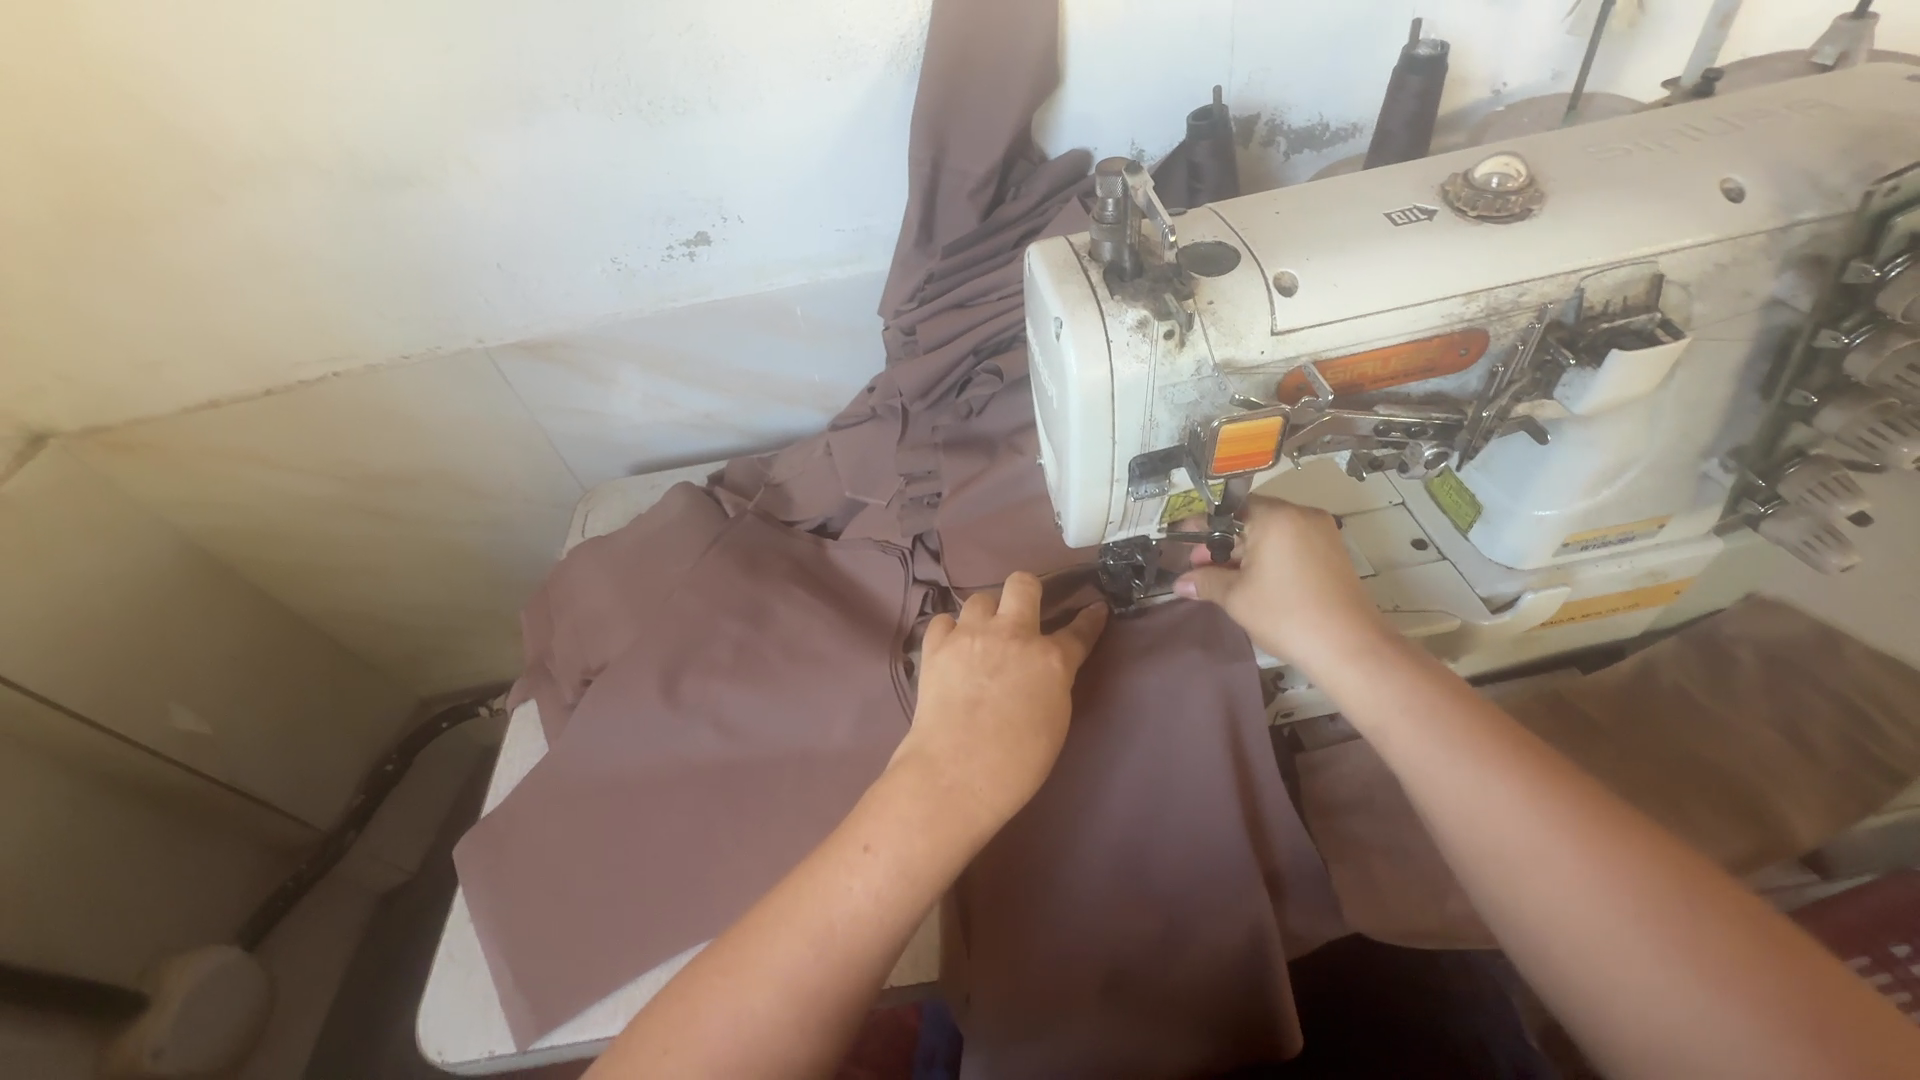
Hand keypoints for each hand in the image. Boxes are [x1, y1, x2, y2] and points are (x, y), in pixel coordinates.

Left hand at [892, 572, 1107, 832]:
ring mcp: (970, 635)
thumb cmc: (1017, 762)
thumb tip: (1047, 668)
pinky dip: (951, 631)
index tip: (1094, 608)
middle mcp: (1012, 635)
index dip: (1090, 618)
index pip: (1079, 630)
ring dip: (986, 614)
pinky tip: (953, 649)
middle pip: (1023, 584)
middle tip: (1023, 613)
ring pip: (979, 598)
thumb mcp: (1055, 720)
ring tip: (983, 638)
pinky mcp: (936, 646)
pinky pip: (944, 620)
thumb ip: (1054, 683)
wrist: (955, 773)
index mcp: (1052, 659)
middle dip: (1028, 592)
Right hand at [1173, 496, 1392, 673]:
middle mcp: (1301, 516)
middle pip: (1252, 520)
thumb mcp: (1236, 597)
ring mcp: (1322, 534)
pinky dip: (1269, 559)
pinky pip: (1291, 546)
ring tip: (1223, 580)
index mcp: (1276, 517)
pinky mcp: (1332, 554)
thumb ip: (1205, 582)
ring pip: (1272, 535)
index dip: (1204, 526)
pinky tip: (1253, 583)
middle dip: (1223, 543)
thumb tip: (1179, 583)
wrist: (1348, 645)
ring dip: (1246, 553)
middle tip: (1200, 568)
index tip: (1184, 542)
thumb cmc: (1285, 614)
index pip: (1230, 508)